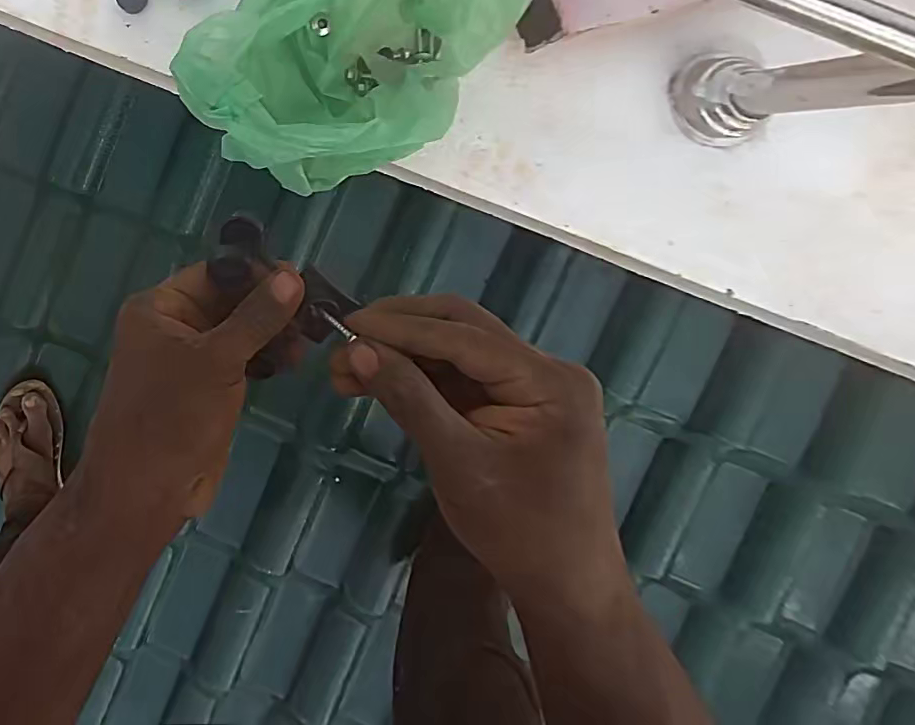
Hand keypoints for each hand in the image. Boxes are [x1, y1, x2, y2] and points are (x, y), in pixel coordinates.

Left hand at [79, 262, 303, 523]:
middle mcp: (174, 325)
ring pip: (241, 329)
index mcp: (160, 308)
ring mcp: (192, 357)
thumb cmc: (172, 416)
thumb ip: (257, 316)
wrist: (145, 493)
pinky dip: (267, 353)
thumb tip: (293, 277)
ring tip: (308, 337)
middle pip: (230, 299)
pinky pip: (243, 356)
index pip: (214, 274)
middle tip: (313, 309)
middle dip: (270, 303)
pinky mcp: (210, 385)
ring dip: (274, 330)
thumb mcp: (217, 359)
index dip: (254, 273)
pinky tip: (295, 357)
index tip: (298, 278)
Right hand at [329, 295, 624, 602]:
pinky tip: (382, 377)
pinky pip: (463, 372)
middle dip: (401, 329)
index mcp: (548, 381)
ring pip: (458, 346)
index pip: (463, 335)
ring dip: (405, 350)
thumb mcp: (455, 463)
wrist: (566, 590)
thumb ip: (408, 398)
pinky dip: (420, 372)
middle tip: (348, 337)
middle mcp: (547, 368)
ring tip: (351, 363)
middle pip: (463, 326)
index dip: (401, 327)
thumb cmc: (517, 533)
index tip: (348, 324)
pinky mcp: (518, 399)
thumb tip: (358, 348)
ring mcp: (535, 382)